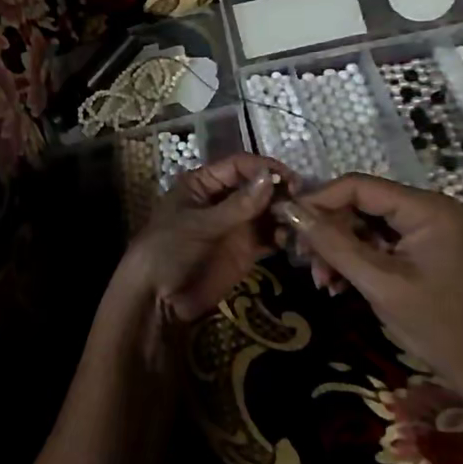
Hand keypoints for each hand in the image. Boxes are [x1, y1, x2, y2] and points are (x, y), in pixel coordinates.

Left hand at [118, 153, 291, 322]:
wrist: (159, 297)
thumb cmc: (168, 251)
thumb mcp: (200, 225)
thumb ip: (237, 205)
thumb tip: (269, 178)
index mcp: (201, 184)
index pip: (237, 166)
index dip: (263, 168)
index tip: (289, 180)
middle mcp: (221, 200)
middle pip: (257, 186)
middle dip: (280, 191)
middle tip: (304, 202)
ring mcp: (234, 225)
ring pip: (268, 211)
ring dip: (286, 214)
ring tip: (303, 222)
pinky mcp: (245, 249)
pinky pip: (270, 236)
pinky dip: (285, 236)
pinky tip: (295, 240)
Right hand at [282, 174, 462, 387]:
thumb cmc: (436, 325)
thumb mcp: (378, 283)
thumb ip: (333, 244)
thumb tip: (287, 211)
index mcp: (428, 210)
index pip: (358, 186)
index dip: (318, 200)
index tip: (286, 223)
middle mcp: (430, 208)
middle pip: (359, 203)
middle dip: (327, 230)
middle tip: (302, 259)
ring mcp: (429, 227)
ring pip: (364, 222)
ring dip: (337, 248)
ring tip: (322, 279)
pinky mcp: (425, 245)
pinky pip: (378, 239)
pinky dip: (355, 257)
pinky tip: (339, 282)